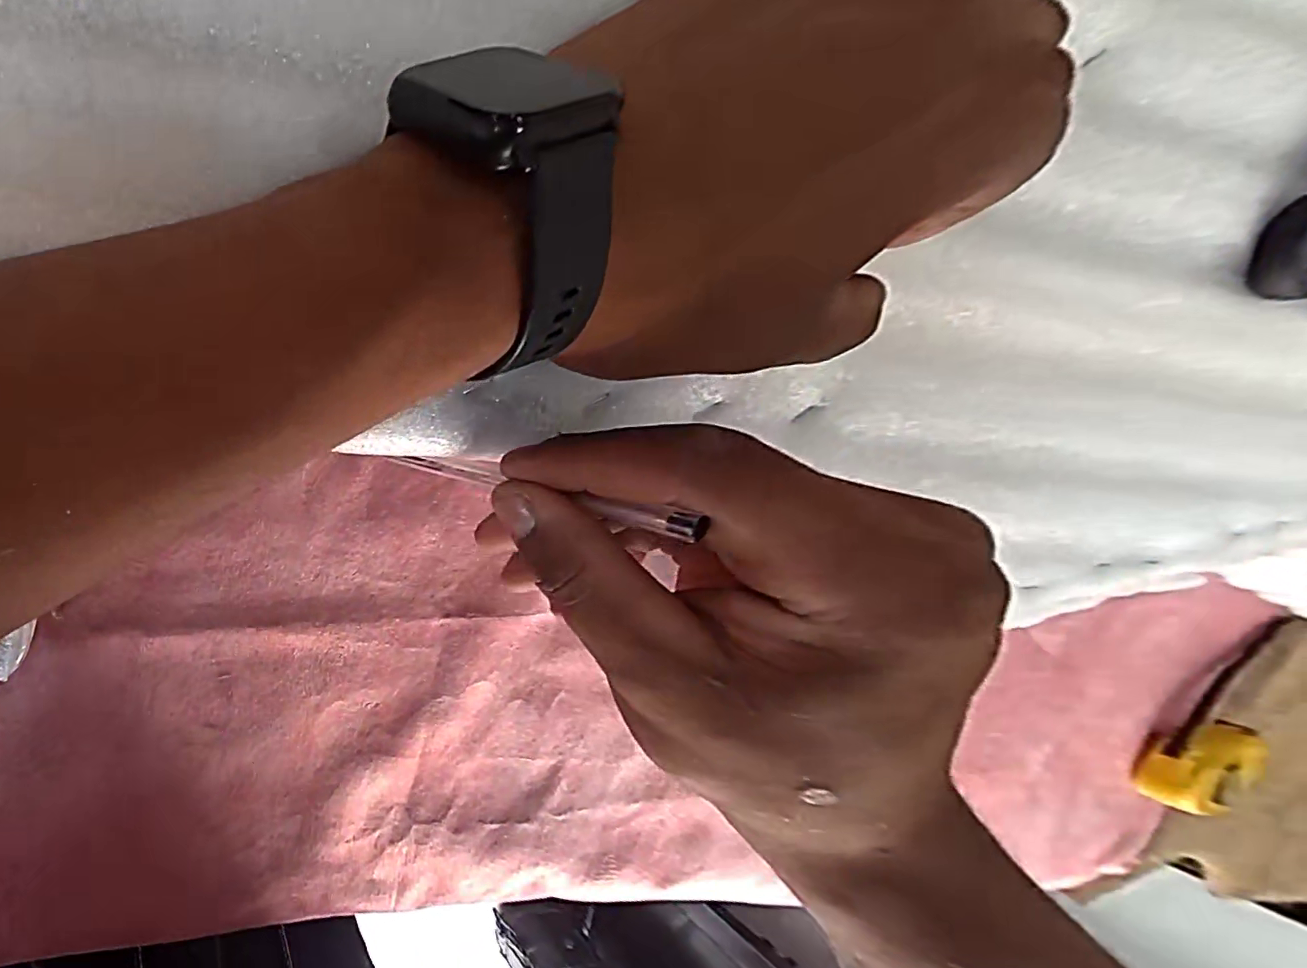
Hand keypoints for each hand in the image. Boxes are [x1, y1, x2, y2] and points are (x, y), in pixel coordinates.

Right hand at [475, 426, 1008, 857]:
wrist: (852, 813)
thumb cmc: (758, 768)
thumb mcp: (656, 680)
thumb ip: (587, 579)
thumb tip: (518, 497)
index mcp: (875, 576)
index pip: (715, 475)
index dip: (602, 462)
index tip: (514, 472)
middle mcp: (908, 527)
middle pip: (713, 472)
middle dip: (596, 488)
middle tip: (508, 520)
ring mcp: (896, 522)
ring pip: (715, 481)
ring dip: (617, 506)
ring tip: (537, 546)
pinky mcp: (864, 527)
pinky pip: (735, 502)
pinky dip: (657, 521)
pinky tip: (600, 546)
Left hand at [547, 0, 1072, 377]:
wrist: (556, 210)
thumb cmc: (673, 274)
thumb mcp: (781, 333)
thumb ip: (849, 306)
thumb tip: (850, 292)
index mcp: (982, 105)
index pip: (1013, 136)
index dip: (933, 194)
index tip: (866, 225)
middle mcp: (932, 5)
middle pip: (960, 60)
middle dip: (902, 123)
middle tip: (809, 194)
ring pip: (871, 31)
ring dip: (830, 86)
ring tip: (739, 162)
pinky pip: (776, 20)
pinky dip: (752, 64)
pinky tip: (695, 125)